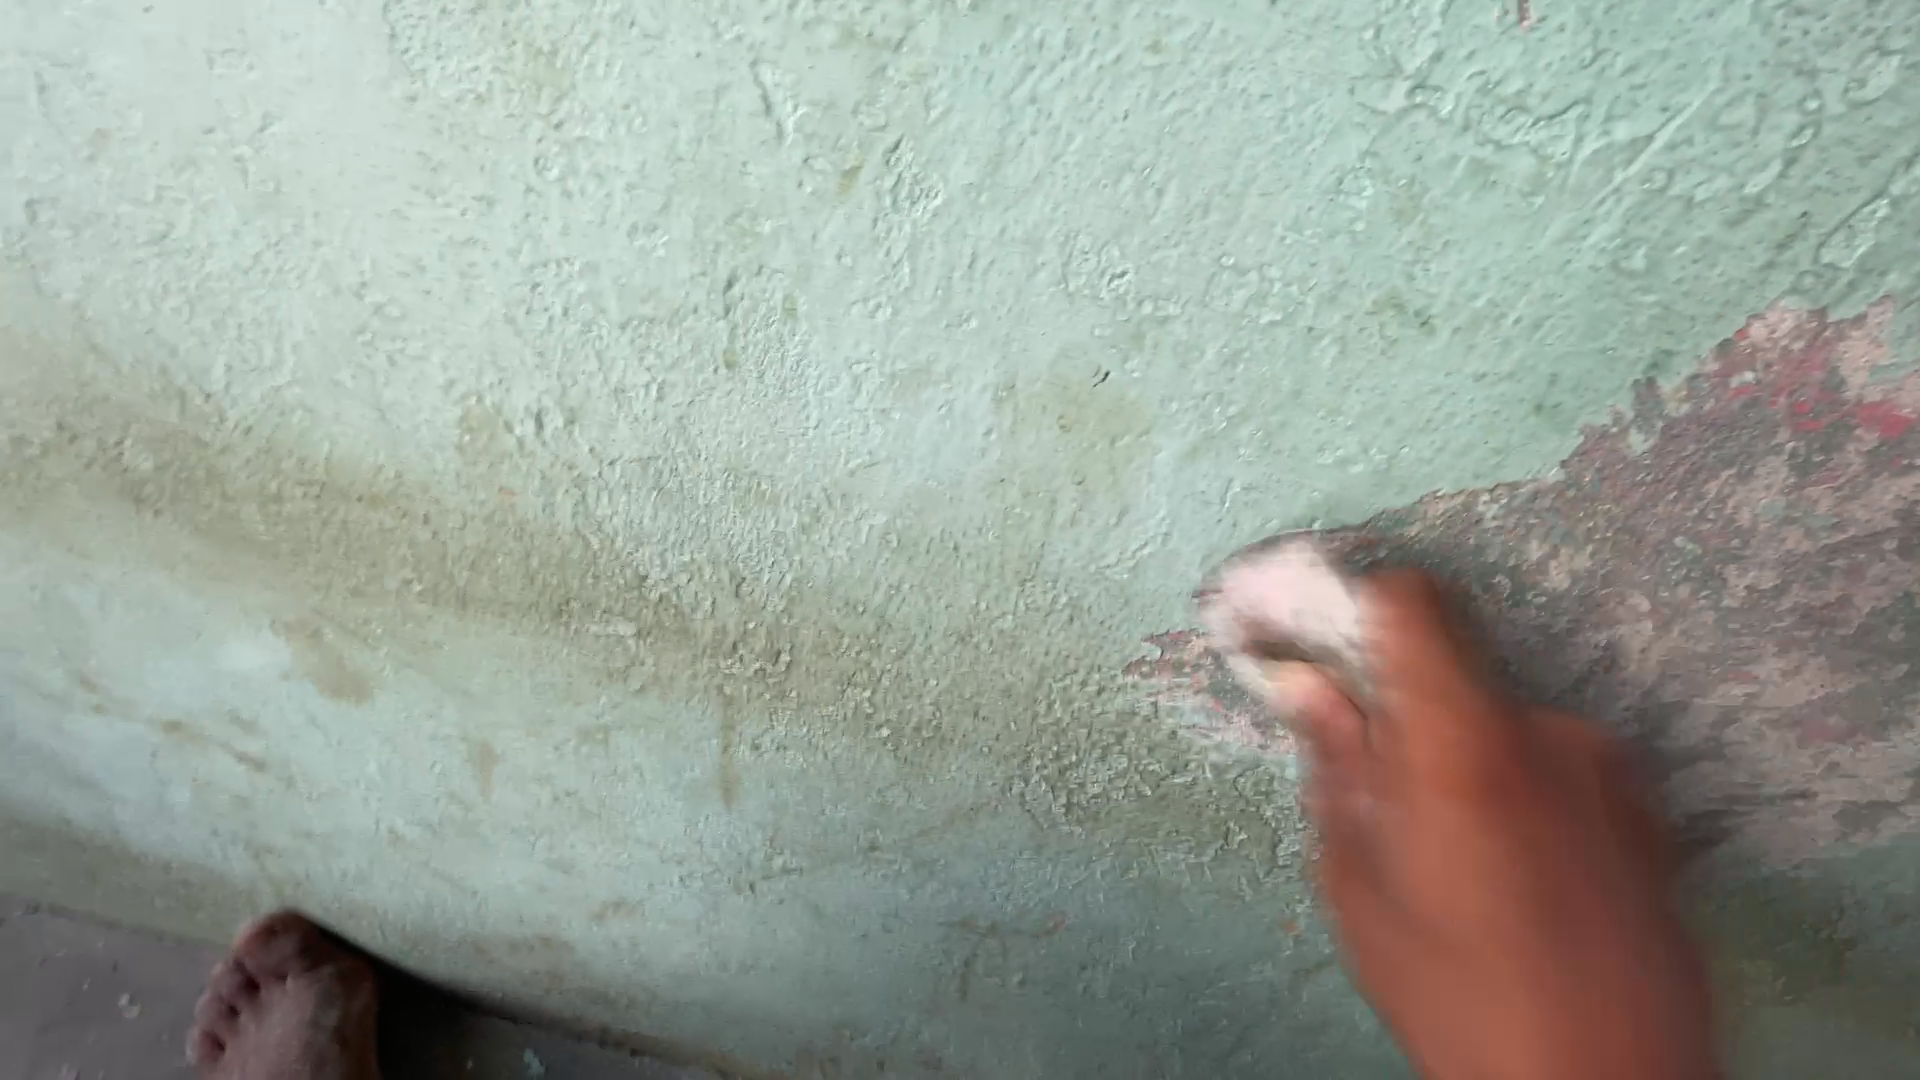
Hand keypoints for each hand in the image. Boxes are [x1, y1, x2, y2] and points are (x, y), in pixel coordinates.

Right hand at [1274, 570, 1717, 1079]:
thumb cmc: (1448, 984)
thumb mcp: (1355, 873)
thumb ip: (1334, 759)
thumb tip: (1303, 681)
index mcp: (1460, 738)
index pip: (1410, 602)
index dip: (1355, 597)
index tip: (1316, 624)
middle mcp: (1545, 731)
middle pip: (1447, 666)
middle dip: (1396, 701)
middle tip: (1372, 772)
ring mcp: (1607, 769)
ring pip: (1495, 717)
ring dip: (1454, 747)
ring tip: (1446, 837)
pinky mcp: (1646, 808)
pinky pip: (1549, 757)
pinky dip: (1509, 777)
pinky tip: (1504, 858)